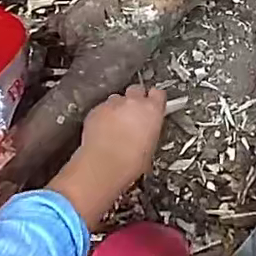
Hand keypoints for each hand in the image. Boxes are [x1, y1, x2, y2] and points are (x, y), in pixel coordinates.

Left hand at [48, 84, 165, 228]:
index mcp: (152, 109)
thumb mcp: (151, 146)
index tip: (153, 102)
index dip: (155, 98)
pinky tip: (104, 130)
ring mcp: (114, 104)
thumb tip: (147, 131)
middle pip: (137, 90)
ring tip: (117, 126)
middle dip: (135, 99)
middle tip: (134, 115)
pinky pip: (102, 108)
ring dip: (118, 109)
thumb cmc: (129, 161)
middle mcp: (133, 102)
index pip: (158, 93)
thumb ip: (150, 129)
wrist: (104, 166)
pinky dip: (103, 116)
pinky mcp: (96, 110)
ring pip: (118, 99)